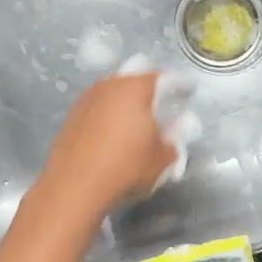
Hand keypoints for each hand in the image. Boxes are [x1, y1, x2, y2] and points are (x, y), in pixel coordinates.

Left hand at [40, 74, 176, 211]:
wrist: (73, 187)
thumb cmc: (126, 168)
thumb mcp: (163, 157)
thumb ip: (177, 136)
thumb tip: (185, 121)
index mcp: (136, 88)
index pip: (166, 78)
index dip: (181, 85)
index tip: (189, 91)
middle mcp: (111, 85)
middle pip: (136, 73)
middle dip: (151, 85)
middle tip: (163, 101)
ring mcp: (88, 98)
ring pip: (115, 88)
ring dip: (128, 98)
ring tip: (139, 117)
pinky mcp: (72, 115)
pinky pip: (100, 104)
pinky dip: (111, 111)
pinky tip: (116, 130)